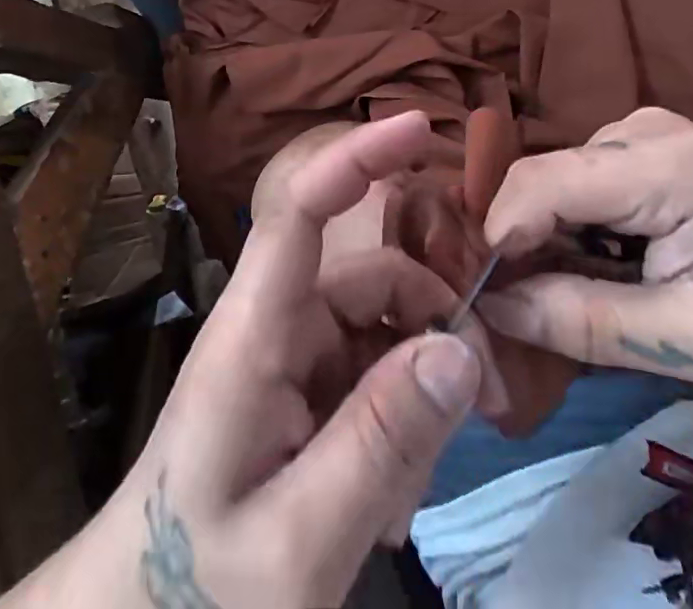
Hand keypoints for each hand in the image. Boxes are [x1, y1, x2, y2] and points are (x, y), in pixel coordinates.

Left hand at [0, 113, 487, 608]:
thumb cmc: (198, 585)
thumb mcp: (298, 539)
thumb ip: (378, 443)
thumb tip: (459, 345)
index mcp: (249, 340)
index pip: (295, 218)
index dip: (352, 162)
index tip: (416, 128)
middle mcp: (268, 331)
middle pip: (367, 280)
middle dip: (434, 319)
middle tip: (494, 400)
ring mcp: (283, 363)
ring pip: (377, 333)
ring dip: (419, 389)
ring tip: (416, 492)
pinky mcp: (294, 396)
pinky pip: (365, 379)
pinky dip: (396, 423)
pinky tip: (390, 501)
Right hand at [476, 107, 692, 394]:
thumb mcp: (691, 342)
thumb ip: (584, 321)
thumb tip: (489, 306)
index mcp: (671, 166)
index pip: (543, 182)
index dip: (501, 233)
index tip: (487, 291)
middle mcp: (645, 129)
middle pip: (541, 179)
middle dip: (520, 240)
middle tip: (522, 303)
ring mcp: (641, 131)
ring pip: (548, 181)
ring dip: (542, 237)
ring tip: (571, 289)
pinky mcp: (638, 146)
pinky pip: (569, 181)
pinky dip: (564, 226)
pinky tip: (597, 262)